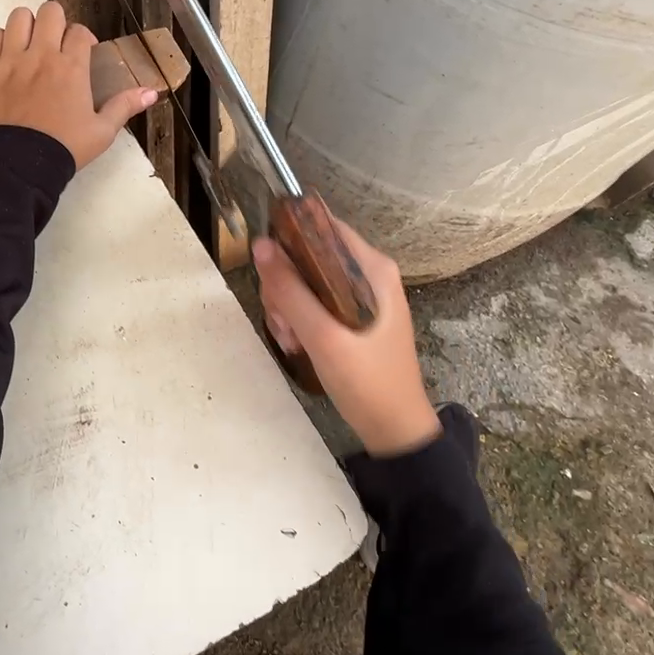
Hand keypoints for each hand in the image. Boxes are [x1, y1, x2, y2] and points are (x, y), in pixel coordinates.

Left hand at [0, 2, 157, 169]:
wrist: (13, 166)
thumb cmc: (61, 149)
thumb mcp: (100, 133)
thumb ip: (124, 107)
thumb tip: (151, 92)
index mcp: (71, 67)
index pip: (80, 31)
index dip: (83, 39)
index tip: (82, 53)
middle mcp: (41, 56)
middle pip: (50, 12)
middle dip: (56, 22)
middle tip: (56, 43)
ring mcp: (10, 60)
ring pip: (19, 18)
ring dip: (28, 26)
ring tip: (30, 44)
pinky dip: (1, 40)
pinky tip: (7, 56)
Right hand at [253, 219, 440, 456]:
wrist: (394, 429)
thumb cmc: (366, 379)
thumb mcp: (322, 335)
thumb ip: (289, 290)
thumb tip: (259, 245)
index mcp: (371, 267)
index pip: (322, 225)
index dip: (289, 237)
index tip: (268, 267)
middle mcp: (367, 273)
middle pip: (307, 255)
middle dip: (284, 284)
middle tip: (282, 319)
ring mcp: (360, 295)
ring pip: (305, 280)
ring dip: (287, 307)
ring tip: (289, 339)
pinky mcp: (352, 315)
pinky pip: (313, 301)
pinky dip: (298, 319)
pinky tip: (296, 344)